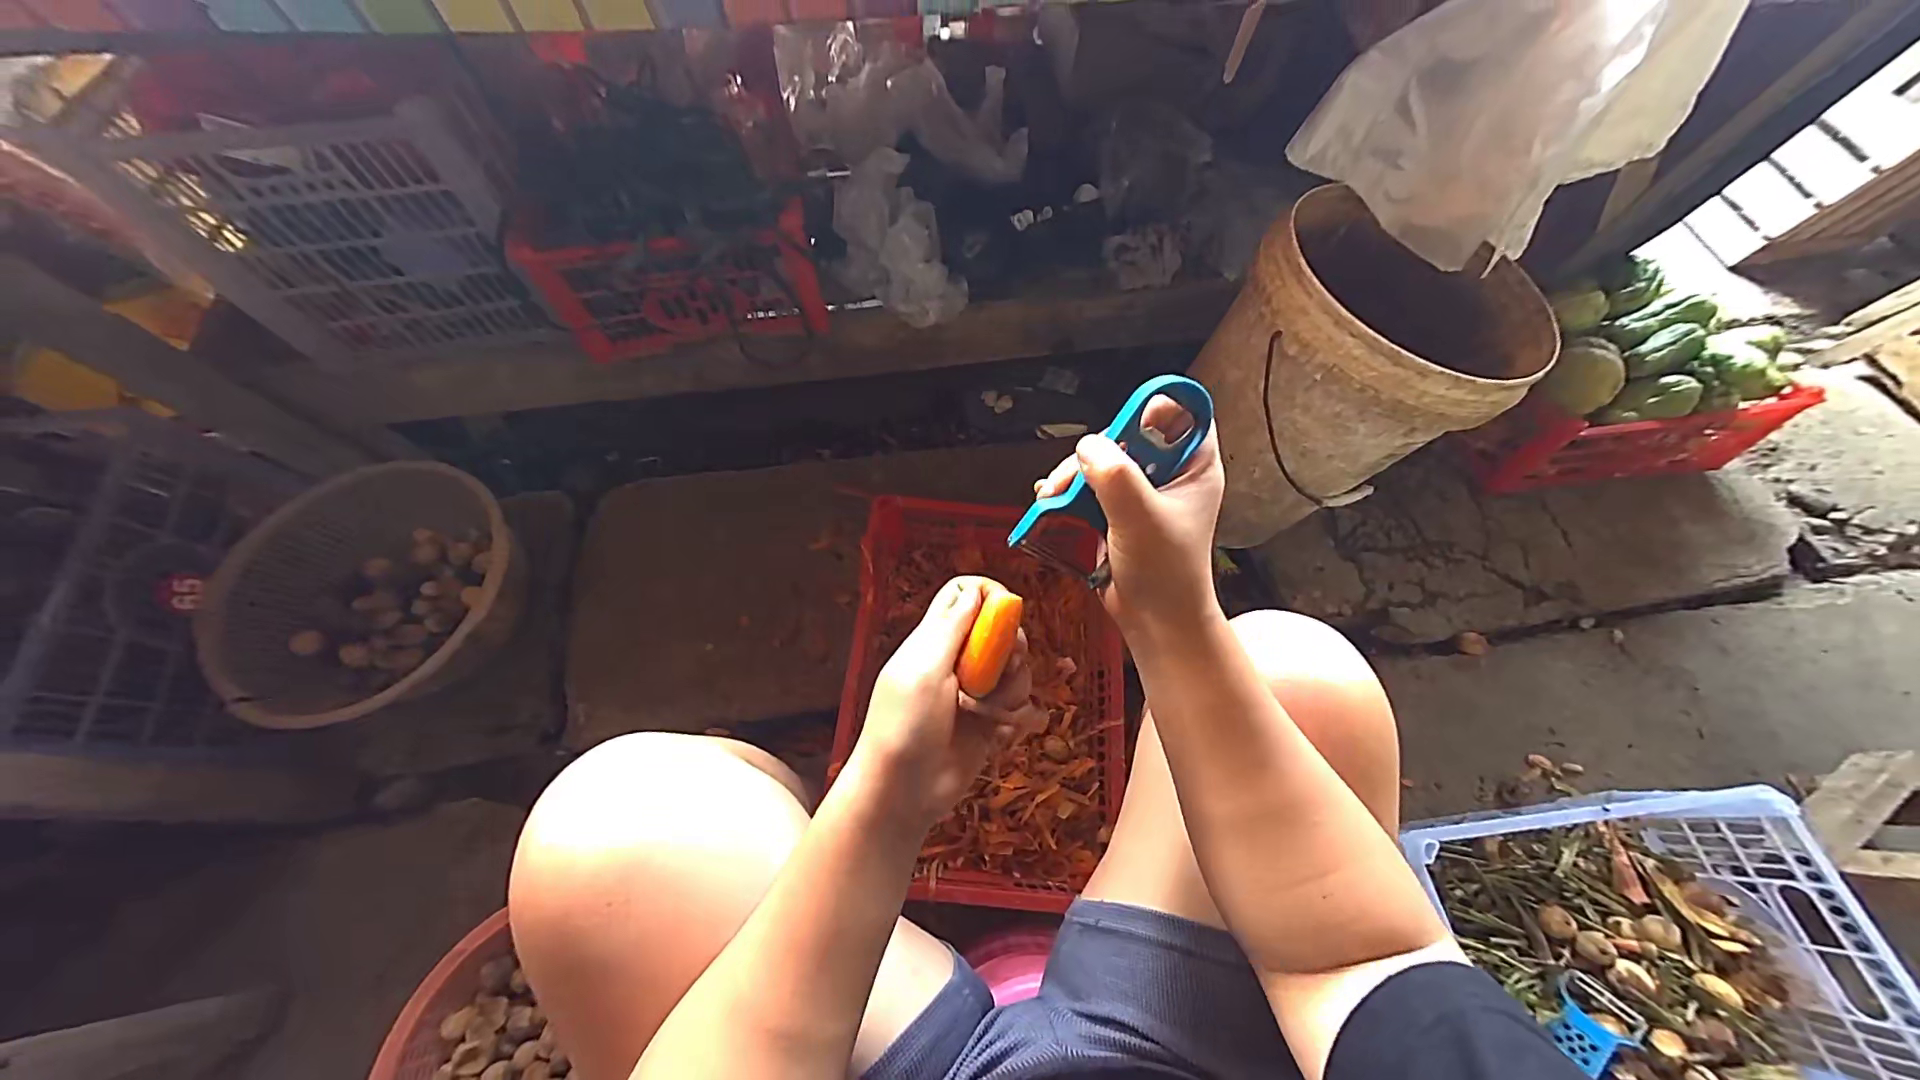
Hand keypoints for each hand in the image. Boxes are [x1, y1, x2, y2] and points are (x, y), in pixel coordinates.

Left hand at [849, 577, 1043, 827]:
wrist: (902, 793)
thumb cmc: (902, 729)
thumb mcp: (924, 670)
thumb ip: (952, 628)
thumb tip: (975, 591)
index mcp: (934, 640)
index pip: (964, 595)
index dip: (989, 596)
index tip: (1004, 613)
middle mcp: (957, 662)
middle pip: (1002, 633)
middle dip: (1010, 649)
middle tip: (999, 668)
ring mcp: (975, 693)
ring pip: (1017, 672)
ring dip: (1010, 692)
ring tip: (985, 713)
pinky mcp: (990, 723)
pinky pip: (1022, 708)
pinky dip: (1016, 720)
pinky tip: (997, 733)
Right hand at [1036, 394, 1223, 633]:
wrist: (1154, 621)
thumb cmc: (1166, 576)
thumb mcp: (1142, 519)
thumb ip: (1116, 477)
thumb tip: (1088, 446)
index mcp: (1194, 465)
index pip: (1182, 412)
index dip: (1152, 411)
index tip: (1122, 431)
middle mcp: (1169, 473)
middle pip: (1128, 434)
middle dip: (1097, 451)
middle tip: (1076, 474)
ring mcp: (1141, 491)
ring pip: (1102, 460)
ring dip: (1075, 474)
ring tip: (1055, 497)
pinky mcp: (1116, 509)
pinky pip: (1088, 486)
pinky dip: (1069, 492)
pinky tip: (1053, 502)